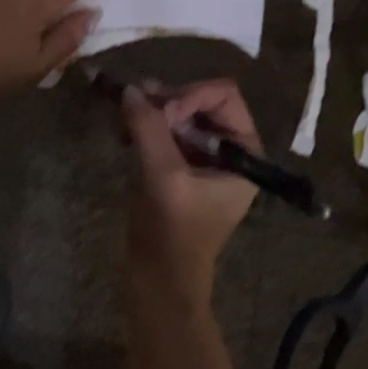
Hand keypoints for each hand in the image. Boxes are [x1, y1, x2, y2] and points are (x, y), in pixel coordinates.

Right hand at [123, 80, 262, 295]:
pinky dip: (145, 126)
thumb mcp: (163, 176)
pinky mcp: (178, 167)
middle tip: (133, 103)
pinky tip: (123, 133)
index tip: (161, 113)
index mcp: (244, 154)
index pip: (224, 97)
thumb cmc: (173, 231)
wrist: (160, 279)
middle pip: (201, 100)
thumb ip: (149, 128)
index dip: (190, 95)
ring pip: (180, 114)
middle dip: (167, 100)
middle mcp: (229, 151)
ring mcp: (203, 159)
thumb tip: (130, 89)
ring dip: (152, 111)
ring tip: (123, 117)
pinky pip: (165, 132)